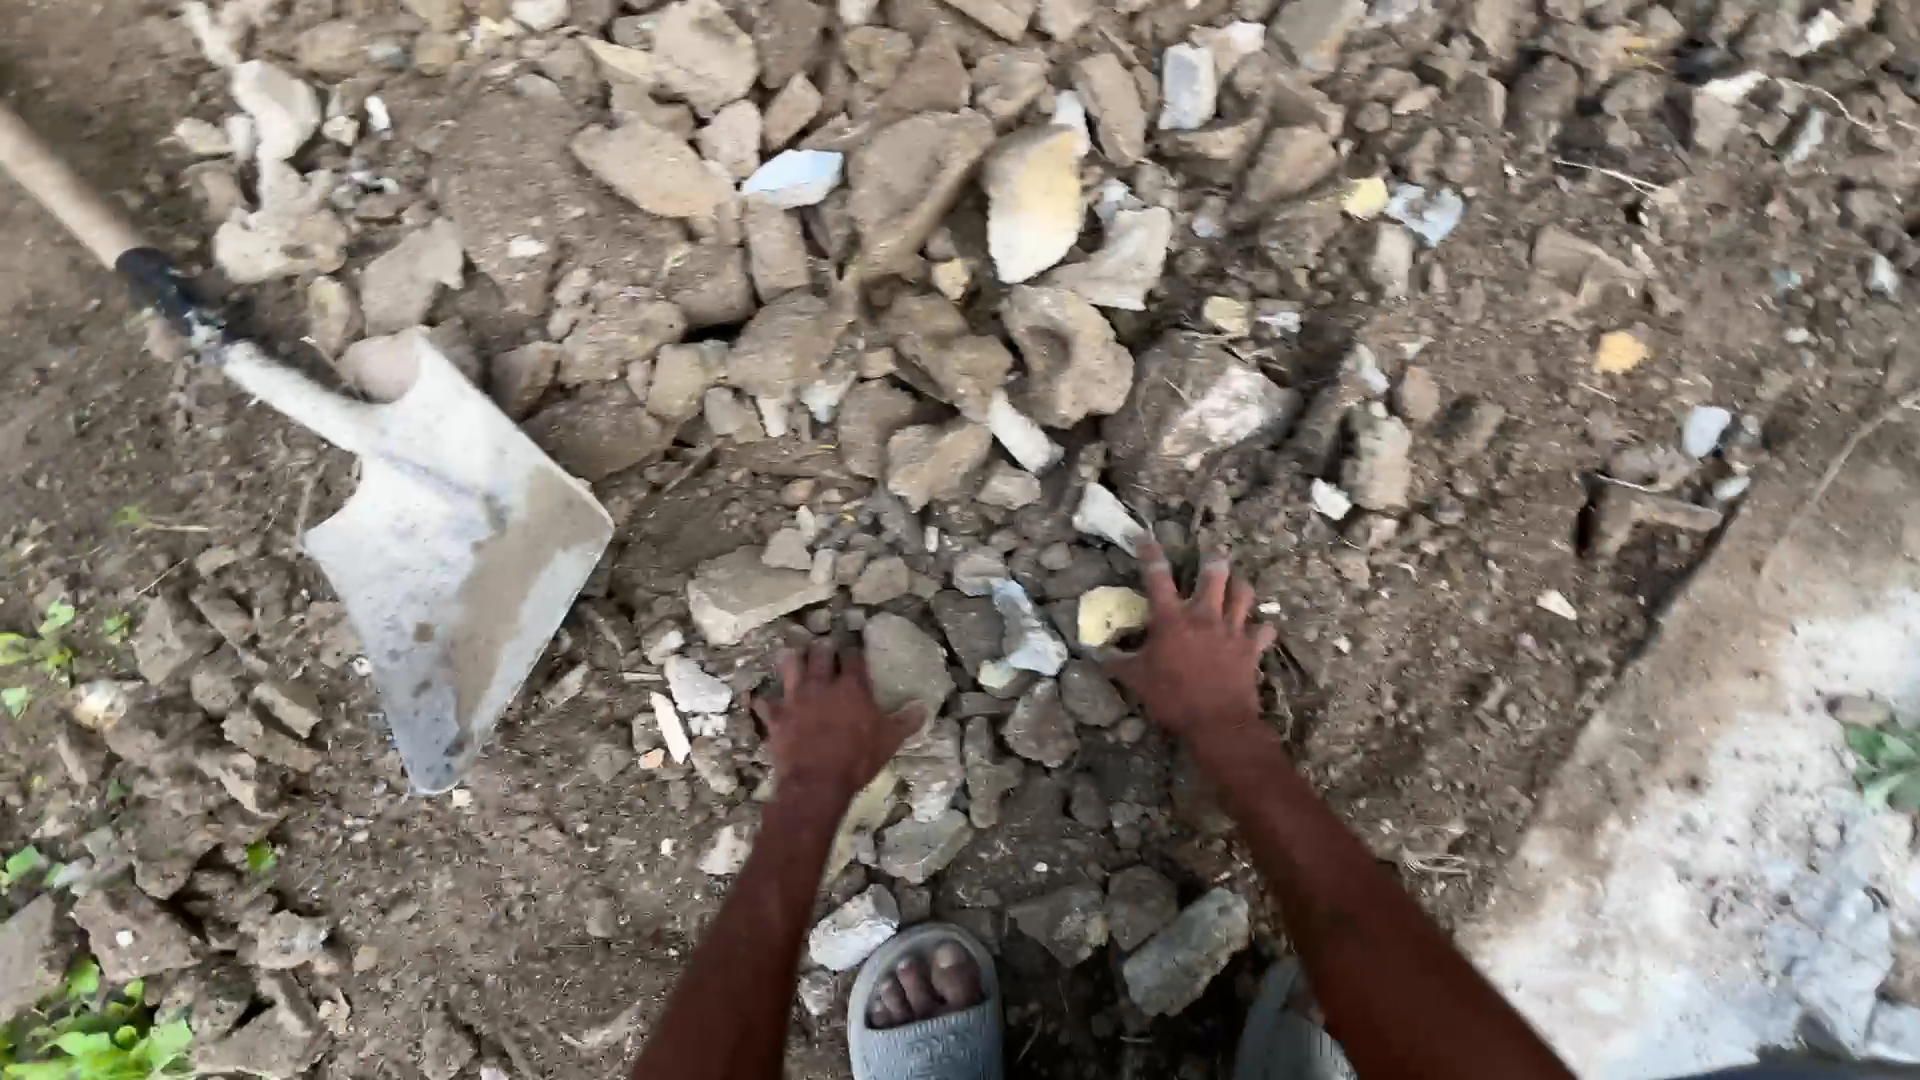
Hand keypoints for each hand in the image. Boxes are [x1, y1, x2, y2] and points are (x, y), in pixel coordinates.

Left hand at [752, 641, 923, 805]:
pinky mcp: (776, 716)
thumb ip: (906, 722)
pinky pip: (764, 703)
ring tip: (793, 653)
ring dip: (792, 659)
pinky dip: (763, 700)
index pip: (853, 657)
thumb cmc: (857, 758)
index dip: (853, 651)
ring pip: (790, 666)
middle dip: (822, 648)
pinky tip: (761, 698)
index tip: (853, 650)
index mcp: (851, 686)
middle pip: (819, 654)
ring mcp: (795, 698)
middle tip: (822, 646)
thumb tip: (923, 708)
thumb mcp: (889, 741)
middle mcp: (822, 684)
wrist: (817, 782)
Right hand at [1108, 543, 1276, 742]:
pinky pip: (1263, 630)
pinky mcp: (1251, 648)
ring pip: (1243, 593)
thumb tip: (1094, 652)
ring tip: (1237, 578)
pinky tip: (1260, 626)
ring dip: (1240, 583)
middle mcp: (1203, 615)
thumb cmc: (1171, 697)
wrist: (1217, 721)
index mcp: (1171, 618)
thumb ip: (1116, 661)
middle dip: (1214, 557)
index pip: (1157, 576)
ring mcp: (1231, 629)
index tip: (1146, 537)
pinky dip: (1262, 626)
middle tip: (1214, 547)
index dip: (1150, 553)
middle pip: (1214, 574)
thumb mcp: (1135, 679)